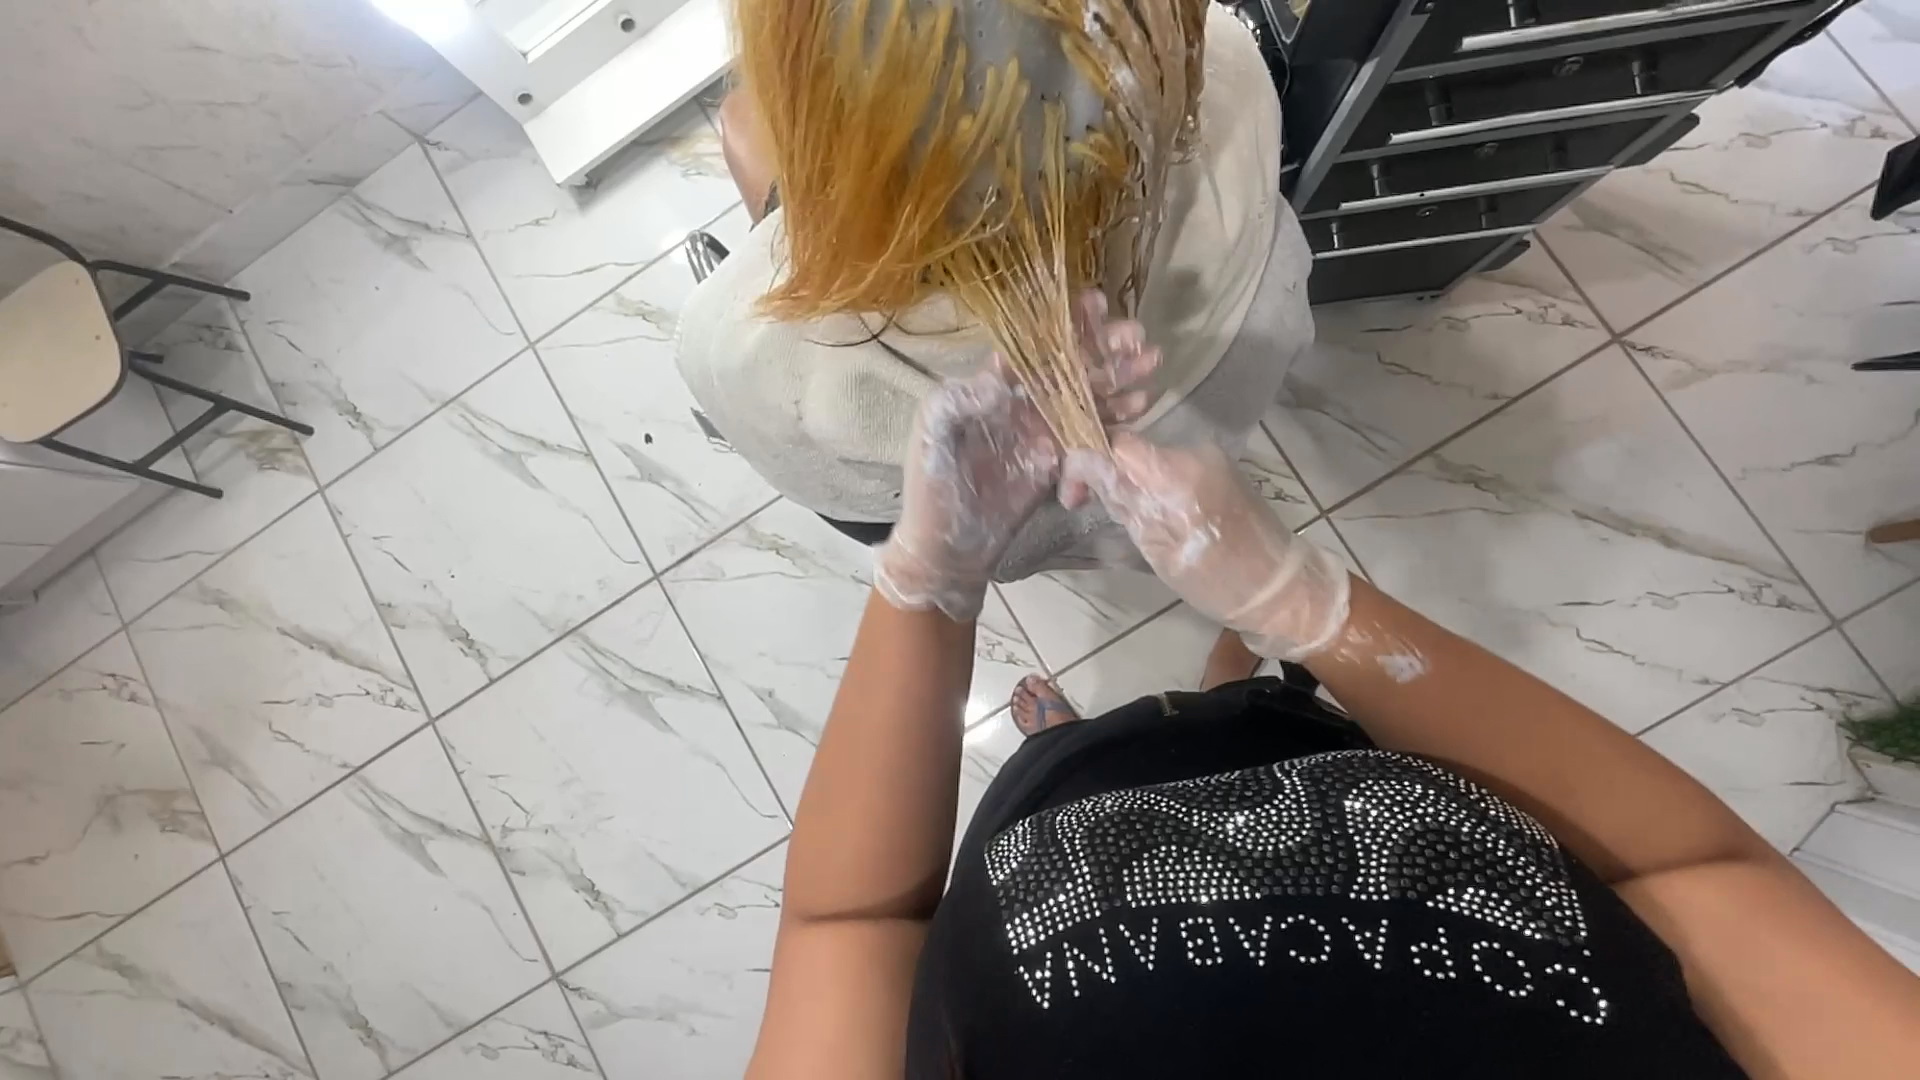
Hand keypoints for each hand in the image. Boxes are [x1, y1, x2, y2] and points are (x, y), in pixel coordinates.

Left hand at [875, 292, 1160, 619]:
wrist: (948, 547)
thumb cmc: (932, 489)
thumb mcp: (932, 435)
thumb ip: (959, 398)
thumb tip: (1003, 368)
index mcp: (989, 389)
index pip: (1031, 348)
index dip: (1064, 325)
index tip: (1096, 304)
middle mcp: (1020, 404)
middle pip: (1067, 368)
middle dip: (1103, 348)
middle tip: (1138, 337)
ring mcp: (1041, 433)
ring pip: (1085, 397)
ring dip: (1117, 379)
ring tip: (1151, 364)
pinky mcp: (1056, 462)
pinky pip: (1089, 435)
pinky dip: (1115, 420)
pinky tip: (1140, 406)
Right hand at [1063, 432, 1351, 659]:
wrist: (1280, 587)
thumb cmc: (1215, 580)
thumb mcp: (1157, 548)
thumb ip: (1121, 500)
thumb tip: (1084, 464)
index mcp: (1176, 474)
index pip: (1113, 443)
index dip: (1083, 462)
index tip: (1073, 499)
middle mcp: (1192, 453)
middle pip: (1128, 448)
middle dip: (1102, 476)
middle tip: (1090, 510)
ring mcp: (1208, 458)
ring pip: (1146, 458)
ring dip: (1126, 483)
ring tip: (1127, 520)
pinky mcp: (1216, 467)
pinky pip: (1167, 467)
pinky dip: (1149, 485)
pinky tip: (1152, 516)